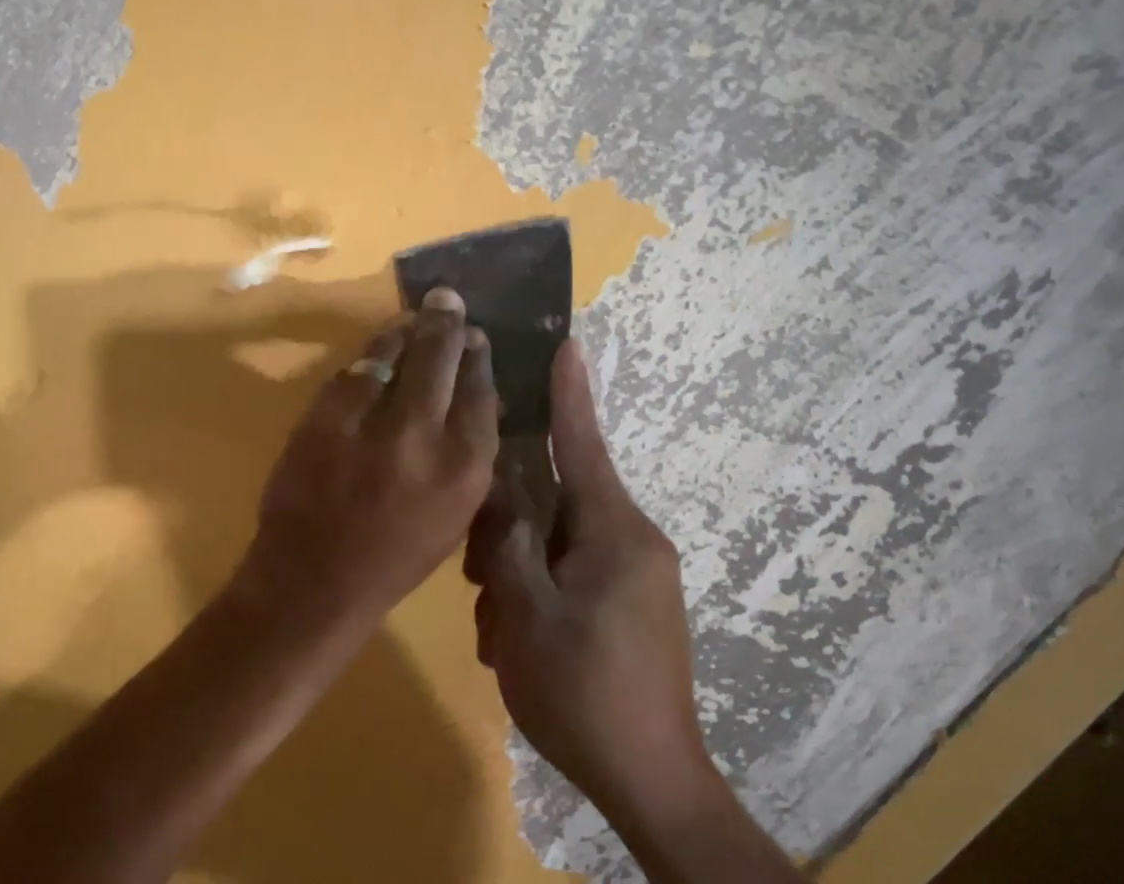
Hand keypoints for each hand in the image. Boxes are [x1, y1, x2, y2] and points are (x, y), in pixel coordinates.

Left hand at [235, 287, 499, 624]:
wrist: (314, 578)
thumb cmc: (394, 559)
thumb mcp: (453, 515)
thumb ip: (464, 456)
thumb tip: (468, 400)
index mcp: (465, 468)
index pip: (480, 391)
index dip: (478, 357)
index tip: (477, 337)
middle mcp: (421, 436)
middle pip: (440, 358)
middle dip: (446, 323)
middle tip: (447, 299)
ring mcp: (365, 423)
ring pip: (390, 355)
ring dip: (402, 332)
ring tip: (410, 321)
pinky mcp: (321, 418)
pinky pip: (348, 374)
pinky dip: (363, 362)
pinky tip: (370, 357)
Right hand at [465, 339, 711, 817]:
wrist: (651, 782)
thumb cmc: (581, 689)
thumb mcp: (522, 610)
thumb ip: (504, 538)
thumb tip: (494, 483)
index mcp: (613, 531)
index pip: (581, 443)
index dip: (568, 392)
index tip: (564, 341)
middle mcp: (633, 541)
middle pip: (558, 497)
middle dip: (508, 521)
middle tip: (471, 569)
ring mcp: (636, 577)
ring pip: (557, 539)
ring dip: (516, 568)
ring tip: (494, 626)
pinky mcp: (631, 606)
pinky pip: (571, 572)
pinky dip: (536, 591)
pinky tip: (514, 640)